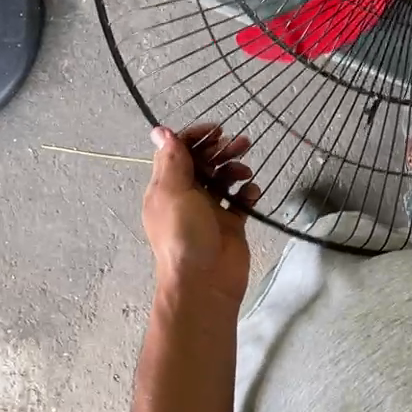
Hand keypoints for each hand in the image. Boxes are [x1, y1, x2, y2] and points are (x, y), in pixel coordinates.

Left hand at [141, 123, 260, 308]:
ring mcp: (210, 210)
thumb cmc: (184, 235)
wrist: (205, 281)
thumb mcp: (173, 193)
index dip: (195, 137)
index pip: (178, 152)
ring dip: (235, 167)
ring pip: (224, 178)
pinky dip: (247, 192)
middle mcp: (187, 196)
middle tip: (241, 144)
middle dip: (221, 150)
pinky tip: (251, 191)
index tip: (218, 130)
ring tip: (246, 170)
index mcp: (166, 187)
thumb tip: (160, 130)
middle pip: (204, 162)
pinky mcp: (231, 223)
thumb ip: (171, 161)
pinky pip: (240, 200)